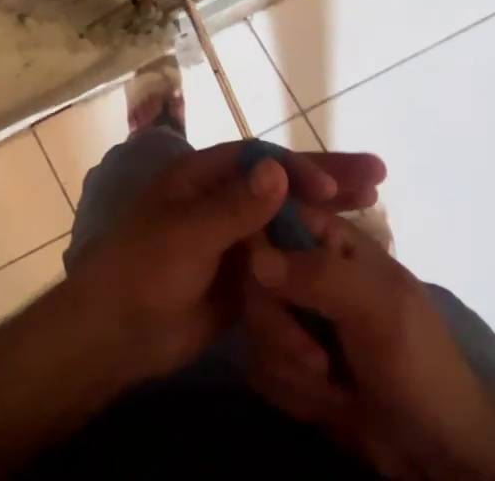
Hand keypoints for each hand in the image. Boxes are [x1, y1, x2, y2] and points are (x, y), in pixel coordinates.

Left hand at [62, 141, 384, 382]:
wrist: (115, 332)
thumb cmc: (141, 271)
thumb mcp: (185, 236)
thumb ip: (233, 208)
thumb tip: (279, 172)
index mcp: (198, 178)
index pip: (258, 161)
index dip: (300, 167)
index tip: (340, 184)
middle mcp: (217, 201)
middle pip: (279, 184)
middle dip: (326, 178)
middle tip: (378, 175)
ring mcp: (230, 239)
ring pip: (286, 219)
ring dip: (326, 213)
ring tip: (374, 207)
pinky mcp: (241, 276)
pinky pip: (283, 259)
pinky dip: (312, 255)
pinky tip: (347, 255)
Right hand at [245, 214, 494, 479]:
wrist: (440, 451)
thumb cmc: (421, 366)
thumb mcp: (380, 309)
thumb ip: (319, 275)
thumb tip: (255, 258)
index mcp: (333, 242)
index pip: (272, 217)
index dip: (258, 245)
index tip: (268, 282)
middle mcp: (307, 274)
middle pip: (253, 280)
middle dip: (279, 329)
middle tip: (318, 362)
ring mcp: (297, 320)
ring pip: (253, 326)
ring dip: (288, 366)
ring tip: (332, 386)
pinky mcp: (289, 363)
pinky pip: (258, 365)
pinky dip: (290, 391)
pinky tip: (326, 402)